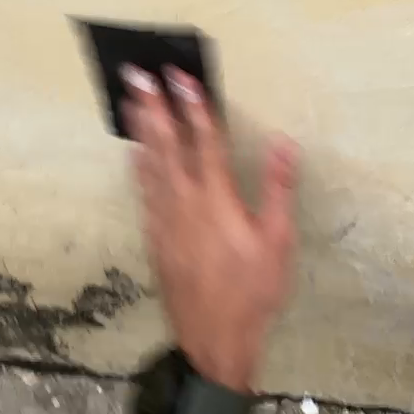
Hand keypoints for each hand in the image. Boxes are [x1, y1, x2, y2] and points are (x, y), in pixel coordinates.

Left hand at [122, 65, 299, 391]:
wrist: (213, 340)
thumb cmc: (253, 290)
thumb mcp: (278, 242)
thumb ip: (277, 189)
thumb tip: (283, 142)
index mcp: (216, 199)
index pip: (205, 141)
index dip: (195, 106)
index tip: (181, 76)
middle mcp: (185, 203)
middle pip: (167, 145)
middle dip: (153, 106)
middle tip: (137, 73)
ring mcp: (165, 220)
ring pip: (150, 164)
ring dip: (141, 129)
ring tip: (130, 100)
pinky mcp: (156, 238)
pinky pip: (144, 192)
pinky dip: (138, 167)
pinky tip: (133, 153)